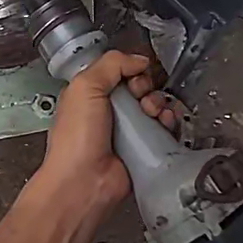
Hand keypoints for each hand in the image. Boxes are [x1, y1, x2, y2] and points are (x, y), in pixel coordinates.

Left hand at [23, 51, 177, 221]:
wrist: (83, 183)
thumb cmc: (74, 141)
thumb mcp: (85, 86)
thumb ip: (111, 64)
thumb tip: (138, 59)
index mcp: (90, 93)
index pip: (119, 70)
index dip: (129, 68)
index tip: (131, 73)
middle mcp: (109, 111)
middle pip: (140, 86)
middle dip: (146, 85)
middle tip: (138, 95)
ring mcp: (127, 130)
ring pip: (155, 105)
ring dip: (158, 103)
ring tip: (150, 111)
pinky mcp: (143, 147)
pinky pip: (163, 128)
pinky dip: (167, 121)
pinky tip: (162, 122)